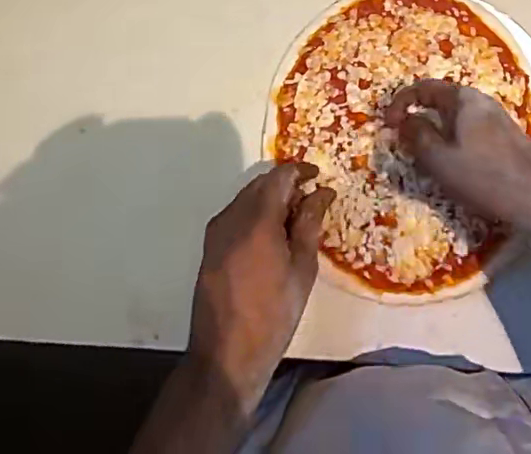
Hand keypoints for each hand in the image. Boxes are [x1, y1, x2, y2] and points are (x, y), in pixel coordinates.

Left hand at [186, 163, 333, 411]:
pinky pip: (236, 215)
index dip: (302, 171)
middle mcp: (231, 218)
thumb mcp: (302, 269)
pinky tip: (271, 238)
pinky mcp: (209, 247)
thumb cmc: (273, 316)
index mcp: (257, 220)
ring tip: (294, 224)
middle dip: (287, 185)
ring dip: (271, 200)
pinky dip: (256, 215)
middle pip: (262, 183)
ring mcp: (216, 232)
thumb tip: (321, 193)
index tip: (319, 179)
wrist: (225, 358)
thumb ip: (310, 224)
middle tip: (311, 204)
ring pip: (248, 198)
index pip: (280, 176)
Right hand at [386, 79, 530, 233]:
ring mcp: (497, 118)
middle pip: (441, 102)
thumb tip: (406, 120)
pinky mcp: (507, 138)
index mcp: (463, 99)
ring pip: (456, 119)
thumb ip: (417, 135)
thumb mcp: (440, 159)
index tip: (388, 125)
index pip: (423, 88)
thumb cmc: (484, 177)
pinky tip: (456, 167)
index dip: (400, 103)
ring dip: (436, 133)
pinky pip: (471, 132)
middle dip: (419, 119)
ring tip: (427, 158)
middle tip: (405, 142)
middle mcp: (481, 101)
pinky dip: (454, 142)